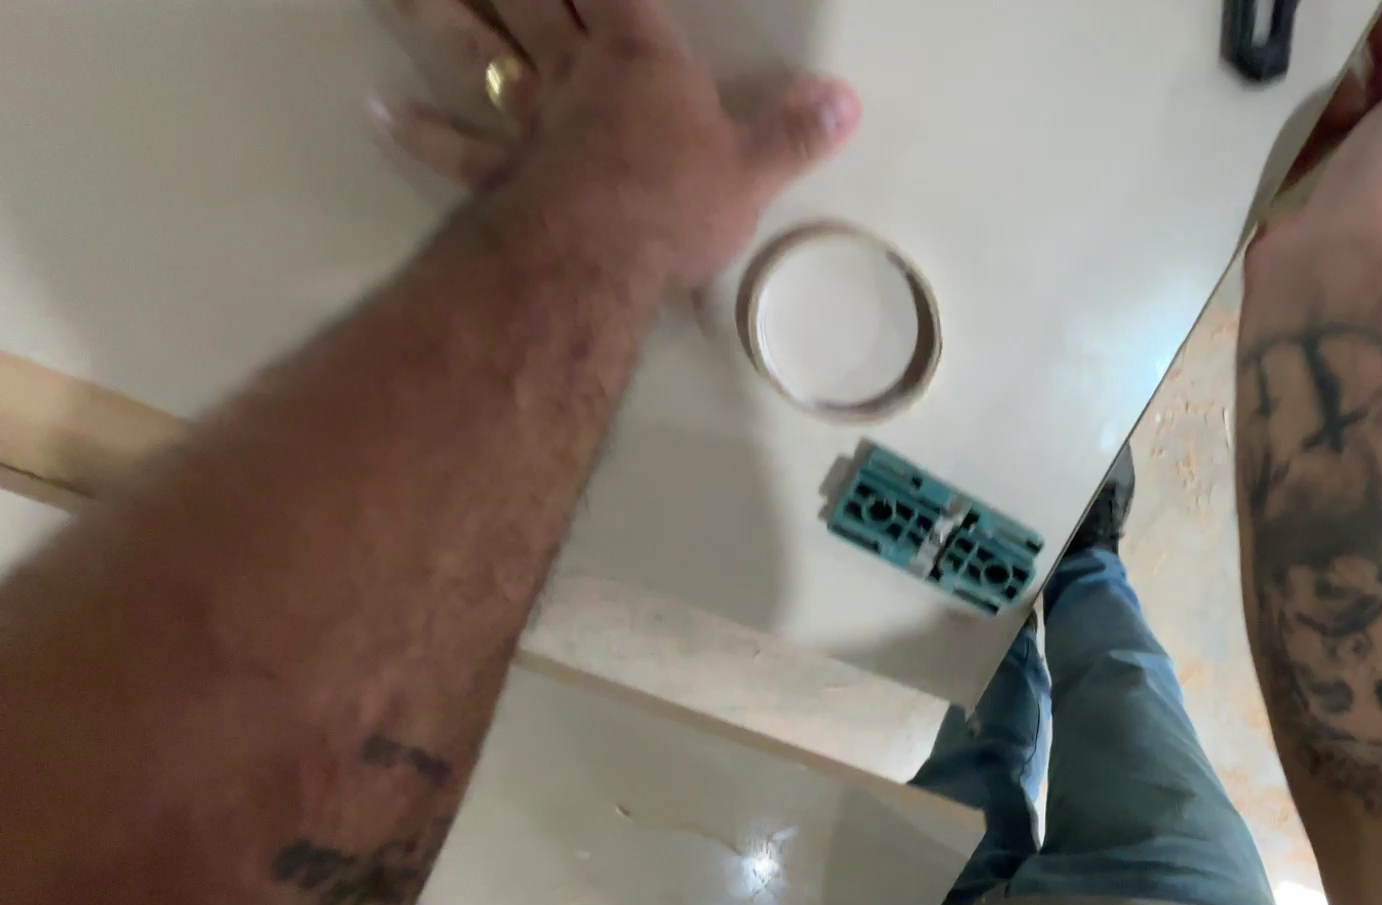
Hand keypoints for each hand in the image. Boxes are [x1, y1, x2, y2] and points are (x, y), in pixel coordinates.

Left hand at [375, 0, 861, 286]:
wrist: (608, 254)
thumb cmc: (681, 203)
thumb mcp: (756, 171)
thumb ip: (797, 134)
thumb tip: (850, 100)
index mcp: (641, 62)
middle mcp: (579, 73)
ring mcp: (536, 120)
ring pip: (483, 51)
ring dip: (440, 14)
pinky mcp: (510, 171)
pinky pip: (461, 147)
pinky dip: (422, 131)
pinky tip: (381, 110)